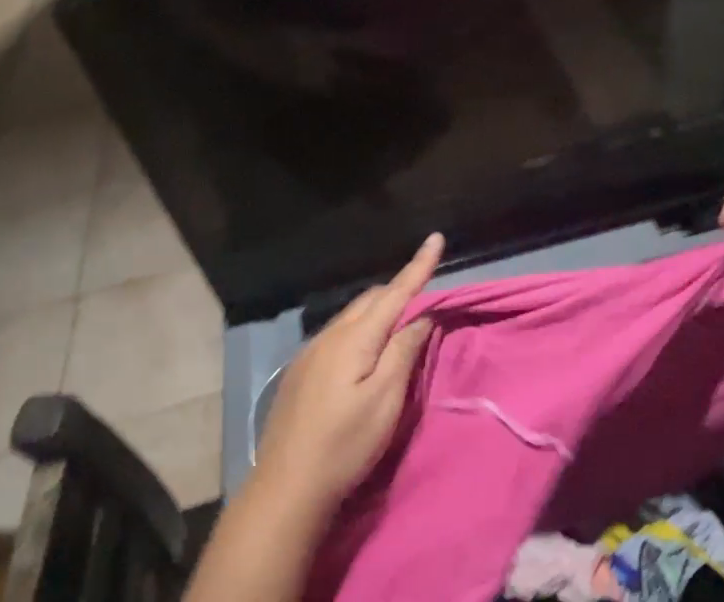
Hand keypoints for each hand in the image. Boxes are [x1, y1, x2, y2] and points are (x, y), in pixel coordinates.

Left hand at [252, 233, 441, 510]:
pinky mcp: (301, 372)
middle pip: (370, 300)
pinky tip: (365, 353)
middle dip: (398, 290)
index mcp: (354, 339)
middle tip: (425, 297)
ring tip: (400, 324)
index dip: (418, 266)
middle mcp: (329, 336)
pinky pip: (338, 335)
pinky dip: (360, 330)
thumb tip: (421, 315)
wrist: (287, 485)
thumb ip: (403, 352)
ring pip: (352, 316)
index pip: (394, 293)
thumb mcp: (385, 400)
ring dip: (378, 312)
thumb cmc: (345, 444)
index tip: (435, 238)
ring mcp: (310, 353)